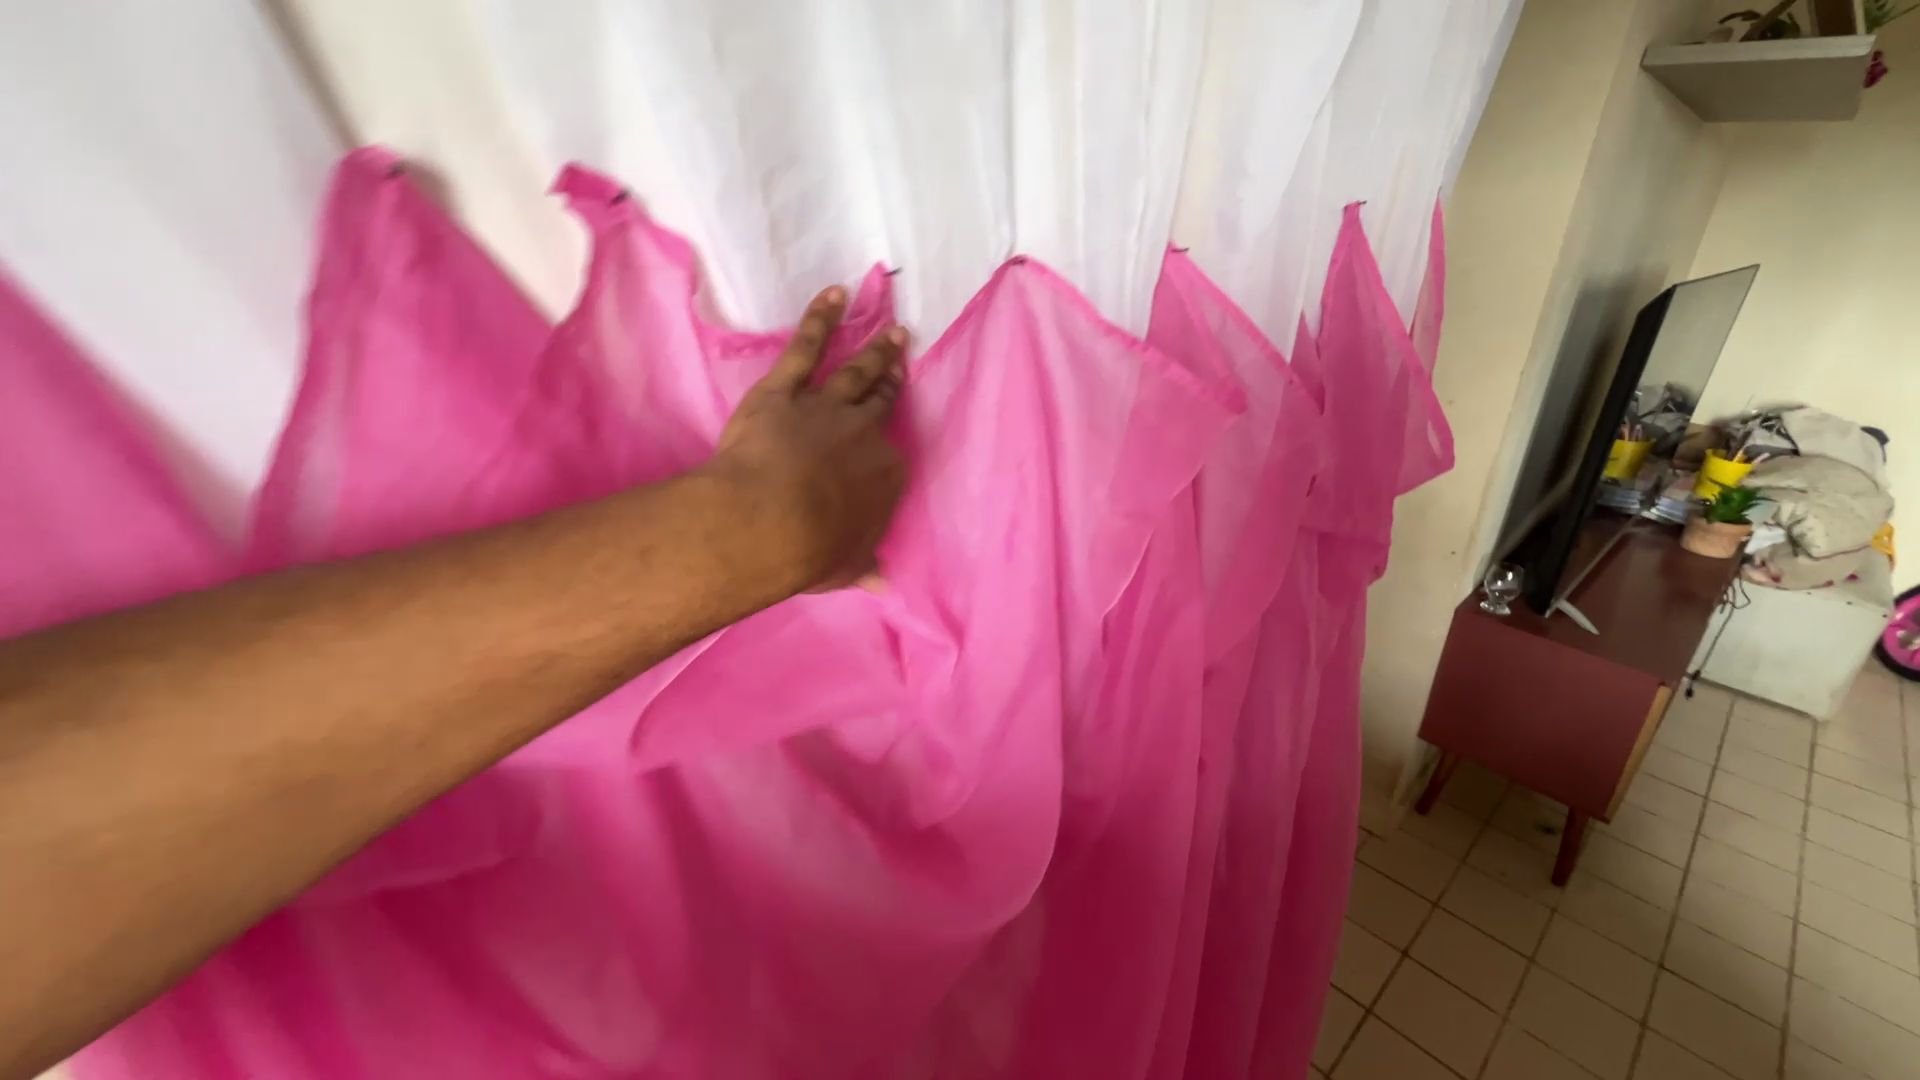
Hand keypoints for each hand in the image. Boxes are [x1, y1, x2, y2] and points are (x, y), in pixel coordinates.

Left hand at [706, 286, 907, 594]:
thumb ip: (863, 567)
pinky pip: (807, 348)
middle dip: (893, 379)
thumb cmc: (812, 551)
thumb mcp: (844, 567)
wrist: (770, 520)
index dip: (886, 450)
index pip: (890, 460)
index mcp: (883, 476)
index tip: (885, 445)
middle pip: (881, 403)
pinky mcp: (786, 391)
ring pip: (856, 373)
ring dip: (874, 350)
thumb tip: (882, 585)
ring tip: (890, 330)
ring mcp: (827, 408)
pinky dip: (820, 320)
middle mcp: (864, 435)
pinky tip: (834, 296)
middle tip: (904, 354)